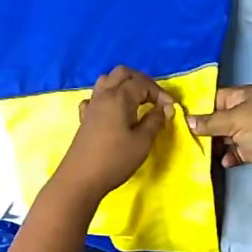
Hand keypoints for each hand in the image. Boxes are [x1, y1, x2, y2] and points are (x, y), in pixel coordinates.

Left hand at [51, 66, 173, 202]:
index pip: (143, 83)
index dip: (160, 93)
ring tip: (136, 101)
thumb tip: (165, 108)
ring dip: (123, 85)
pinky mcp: (84, 117)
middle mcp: (103, 95)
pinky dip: (107, 97)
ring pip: (107, 81)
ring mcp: (91, 105)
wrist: (81, 178)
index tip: (170, 109)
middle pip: (122, 73)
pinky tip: (113, 111)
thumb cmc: (115, 160)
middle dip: (142, 81)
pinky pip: (95, 97)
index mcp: (119, 97)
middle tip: (154, 99)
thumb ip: (155, 121)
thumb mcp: (142, 142)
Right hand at [187, 85, 251, 181]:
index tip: (181, 118)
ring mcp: (251, 131)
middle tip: (184, 138)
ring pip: (225, 137)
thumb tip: (188, 121)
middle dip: (204, 129)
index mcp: (243, 95)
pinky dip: (228, 156)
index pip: (215, 98)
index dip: (199, 107)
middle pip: (219, 119)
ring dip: (214, 145)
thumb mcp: (234, 119)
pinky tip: (223, 162)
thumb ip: (209, 122)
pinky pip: (235, 152)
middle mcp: (246, 111)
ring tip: (198, 152)